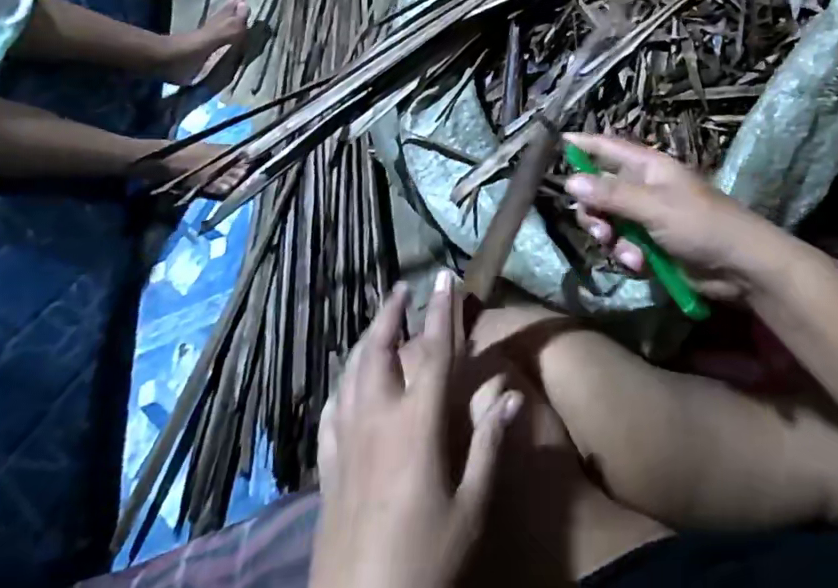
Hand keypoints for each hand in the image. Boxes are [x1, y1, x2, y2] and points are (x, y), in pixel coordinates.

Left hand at [311, 274, 521, 587]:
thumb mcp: (470, 508)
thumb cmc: (426, 558)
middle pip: (378, 351)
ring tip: (378, 323)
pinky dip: (342, 382)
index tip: (444, 278)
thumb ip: (489, 446)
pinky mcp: (326, 466)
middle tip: (401, 289)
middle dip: (389, 314)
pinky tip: (346, 383)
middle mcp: (375, 419)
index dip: (441, 312)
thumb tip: (511, 394)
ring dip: (365, 340)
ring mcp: (345, 440)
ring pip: (350, 372)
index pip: (432, 353)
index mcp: (415, 424)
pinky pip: (331, 408)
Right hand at [562, 132, 793, 301]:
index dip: (584, 145)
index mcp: (648, 167)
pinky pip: (622, 244)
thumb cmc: (700, 224)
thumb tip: (570, 181)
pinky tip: (640, 265)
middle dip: (594, 212)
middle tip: (599, 230)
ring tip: (626, 254)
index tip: (559, 143)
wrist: (740, 267)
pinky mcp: (651, 244)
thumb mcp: (653, 207)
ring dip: (611, 238)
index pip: (608, 148)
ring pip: (608, 221)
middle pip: (599, 191)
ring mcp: (647, 217)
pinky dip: (626, 255)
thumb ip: (611, 195)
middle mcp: (643, 188)